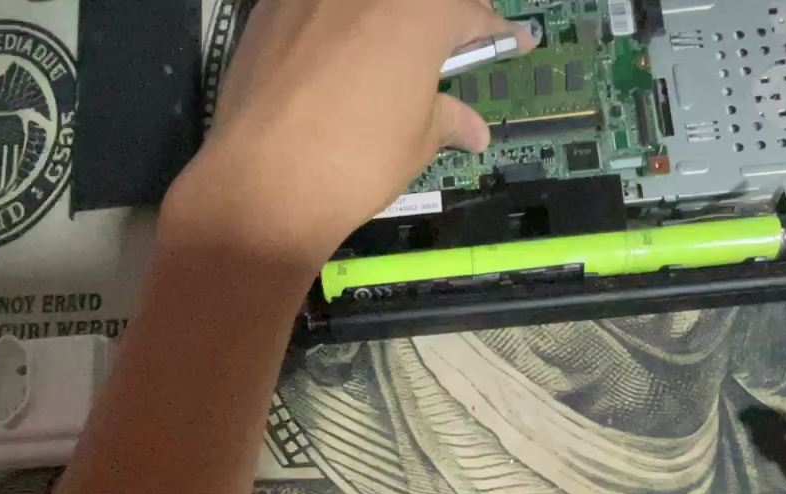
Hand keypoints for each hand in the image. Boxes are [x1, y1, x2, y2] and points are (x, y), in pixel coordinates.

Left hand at [164, 0, 534, 268]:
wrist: (268, 184)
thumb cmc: (358, 164)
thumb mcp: (416, 145)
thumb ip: (447, 120)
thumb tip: (475, 130)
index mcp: (421, 11)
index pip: (472, 15)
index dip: (497, 33)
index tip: (518, 43)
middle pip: (414, 1)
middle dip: (438, 19)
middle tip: (447, 48)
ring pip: (360, 4)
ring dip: (381, 23)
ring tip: (384, 56)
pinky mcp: (269, 7)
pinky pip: (316, 7)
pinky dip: (333, 25)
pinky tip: (330, 62)